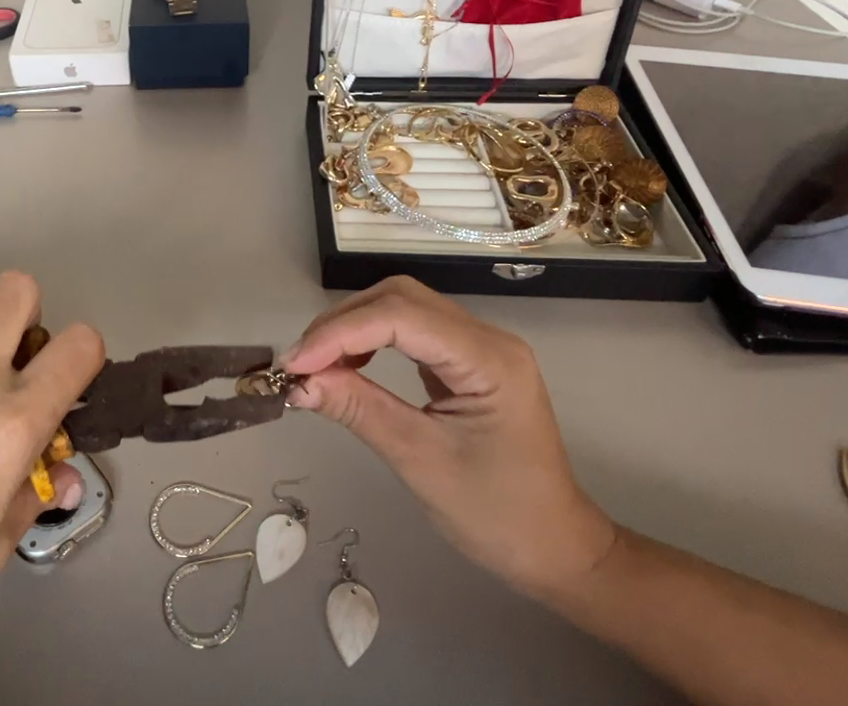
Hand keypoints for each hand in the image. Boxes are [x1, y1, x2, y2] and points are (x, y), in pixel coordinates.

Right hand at [282, 276, 615, 596]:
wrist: (554, 548)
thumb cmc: (495, 514)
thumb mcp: (418, 461)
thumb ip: (358, 410)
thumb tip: (298, 383)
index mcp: (488, 359)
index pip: (400, 317)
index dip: (340, 333)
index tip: (293, 365)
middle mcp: (486, 338)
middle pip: (400, 298)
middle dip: (342, 323)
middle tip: (300, 364)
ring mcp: (479, 347)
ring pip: (403, 308)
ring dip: (352, 328)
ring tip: (316, 366)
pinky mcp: (466, 362)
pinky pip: (411, 331)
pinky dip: (370, 340)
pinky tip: (348, 366)